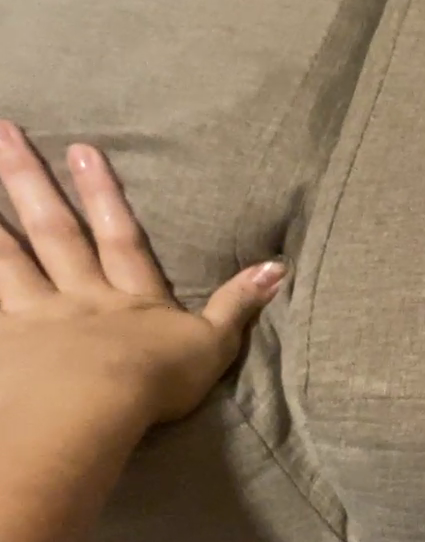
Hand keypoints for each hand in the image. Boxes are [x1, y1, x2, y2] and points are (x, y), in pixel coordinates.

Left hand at [0, 120, 282, 431]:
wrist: (93, 407)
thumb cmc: (161, 377)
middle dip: (30, 183)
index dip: (104, 195)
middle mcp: (81, 296)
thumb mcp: (216, 341)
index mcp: (134, 298)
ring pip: (5, 258)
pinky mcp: (2, 339)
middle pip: (55, 233)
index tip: (83, 151)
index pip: (122, 237)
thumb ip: (241, 302)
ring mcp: (33, 316)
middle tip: (2, 134)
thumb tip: (279, 265)